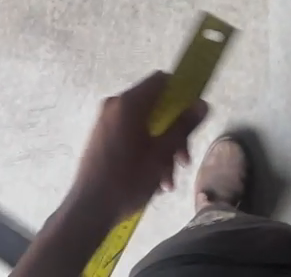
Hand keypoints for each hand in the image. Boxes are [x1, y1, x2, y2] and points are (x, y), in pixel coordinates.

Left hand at [67, 72, 209, 220]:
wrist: (88, 209)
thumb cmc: (127, 180)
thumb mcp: (161, 155)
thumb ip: (183, 127)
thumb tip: (202, 104)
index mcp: (128, 103)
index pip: (161, 80)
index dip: (181, 94)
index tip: (192, 118)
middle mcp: (115, 104)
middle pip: (155, 106)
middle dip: (173, 133)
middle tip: (183, 161)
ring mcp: (106, 120)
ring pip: (145, 124)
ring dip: (161, 148)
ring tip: (167, 181)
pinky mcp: (102, 135)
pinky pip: (130, 133)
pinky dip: (145, 150)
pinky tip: (153, 179)